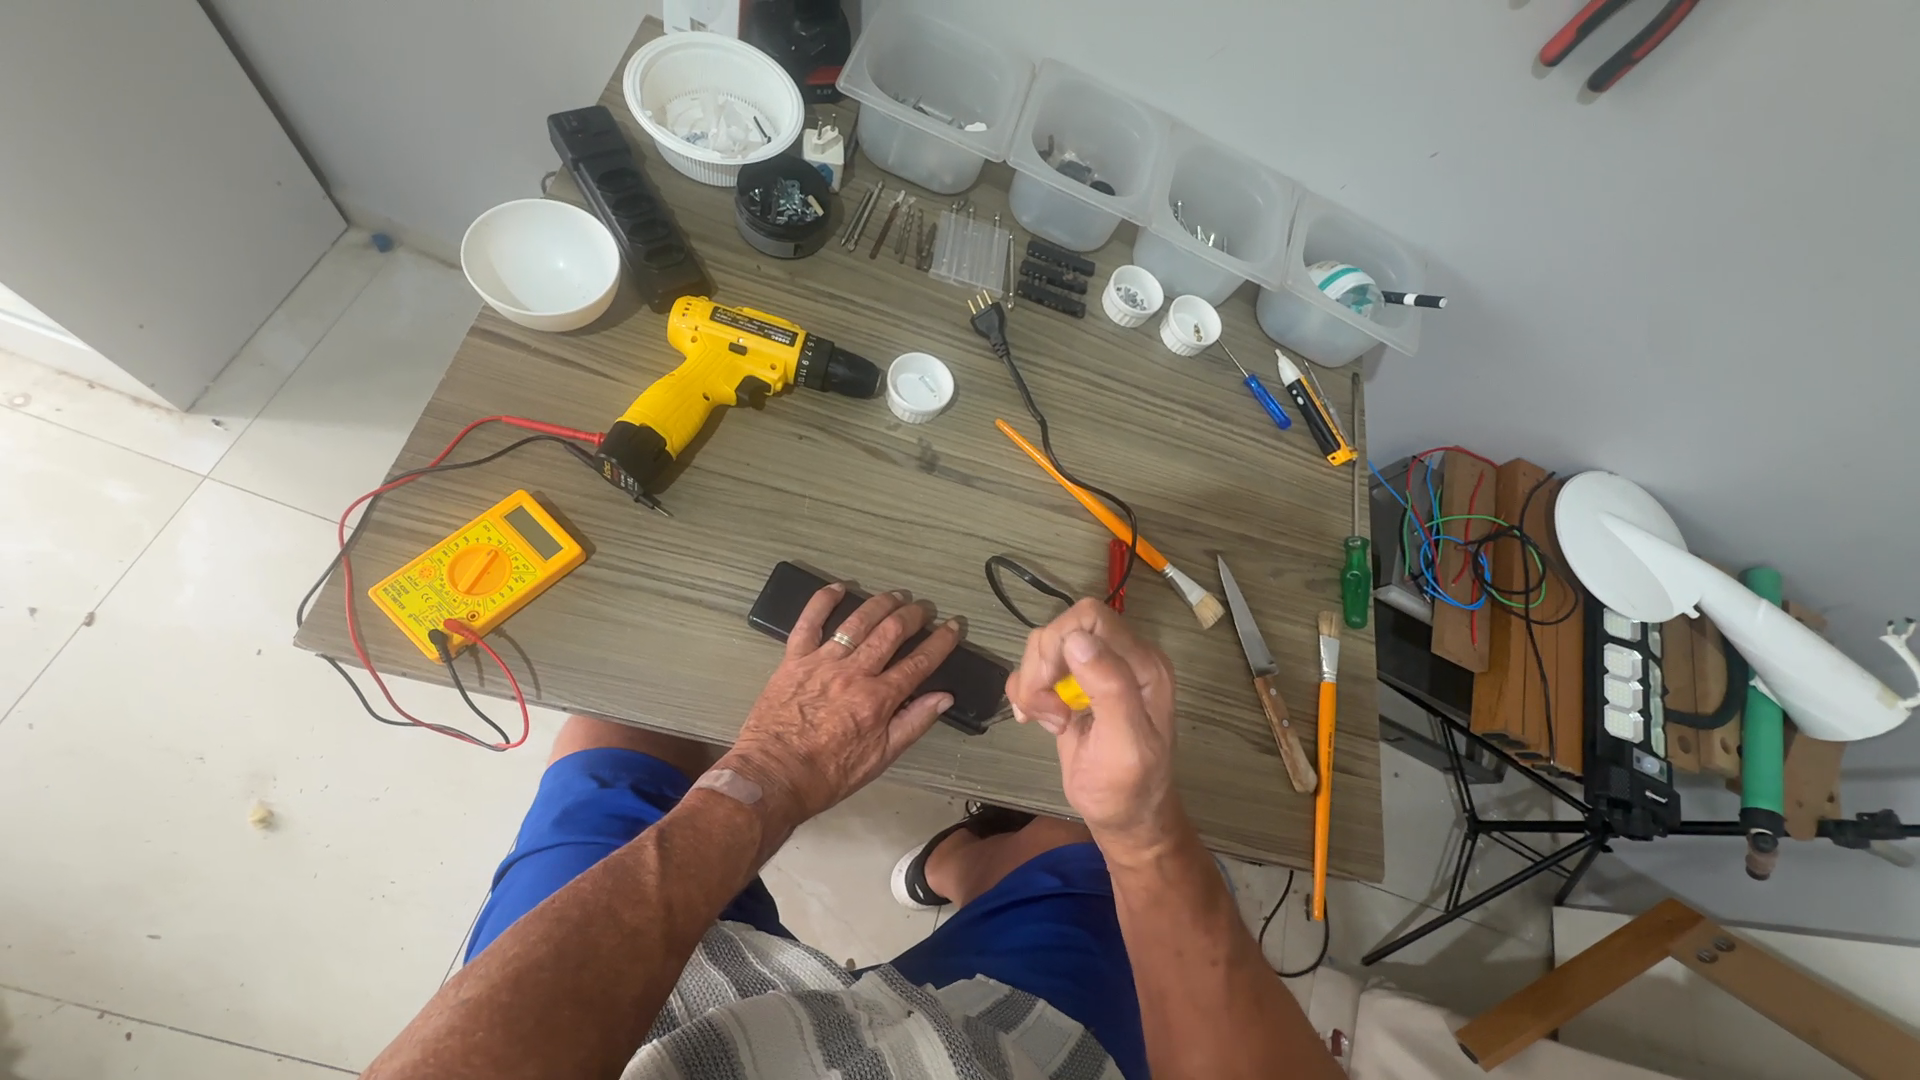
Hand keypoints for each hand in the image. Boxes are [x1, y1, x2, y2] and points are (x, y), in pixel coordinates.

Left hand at [719, 583, 959, 825]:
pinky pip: (809, 622)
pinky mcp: (794, 659)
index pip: (919, 663)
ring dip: (881, 604)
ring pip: (858, 622)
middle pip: (891, 632)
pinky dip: (823, 601)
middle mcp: (854, 673)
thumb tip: (944, 697)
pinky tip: (839, 588)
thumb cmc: (828, 774)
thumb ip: (913, 723)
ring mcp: (822, 662)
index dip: (941, 642)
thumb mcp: (880, 758)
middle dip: (914, 615)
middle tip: (925, 608)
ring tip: (896, 595)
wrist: (773, 777)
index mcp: (878, 699)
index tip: (954, 627)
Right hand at [1005, 599, 1182, 859]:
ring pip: (1042, 646)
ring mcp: (1093, 669)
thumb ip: (1109, 688)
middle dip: (1042, 669)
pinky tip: (1037, 720)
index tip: (1054, 691)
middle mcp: (1119, 657)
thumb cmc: (1129, 789)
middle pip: (1061, 628)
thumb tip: (1076, 639)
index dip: (1061, 646)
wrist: (1122, 818)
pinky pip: (1032, 667)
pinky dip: (1025, 692)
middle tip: (1050, 712)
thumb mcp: (1126, 745)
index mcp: (1142, 664)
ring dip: (1033, 684)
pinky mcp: (1070, 684)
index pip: (1091, 618)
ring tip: (1051, 720)